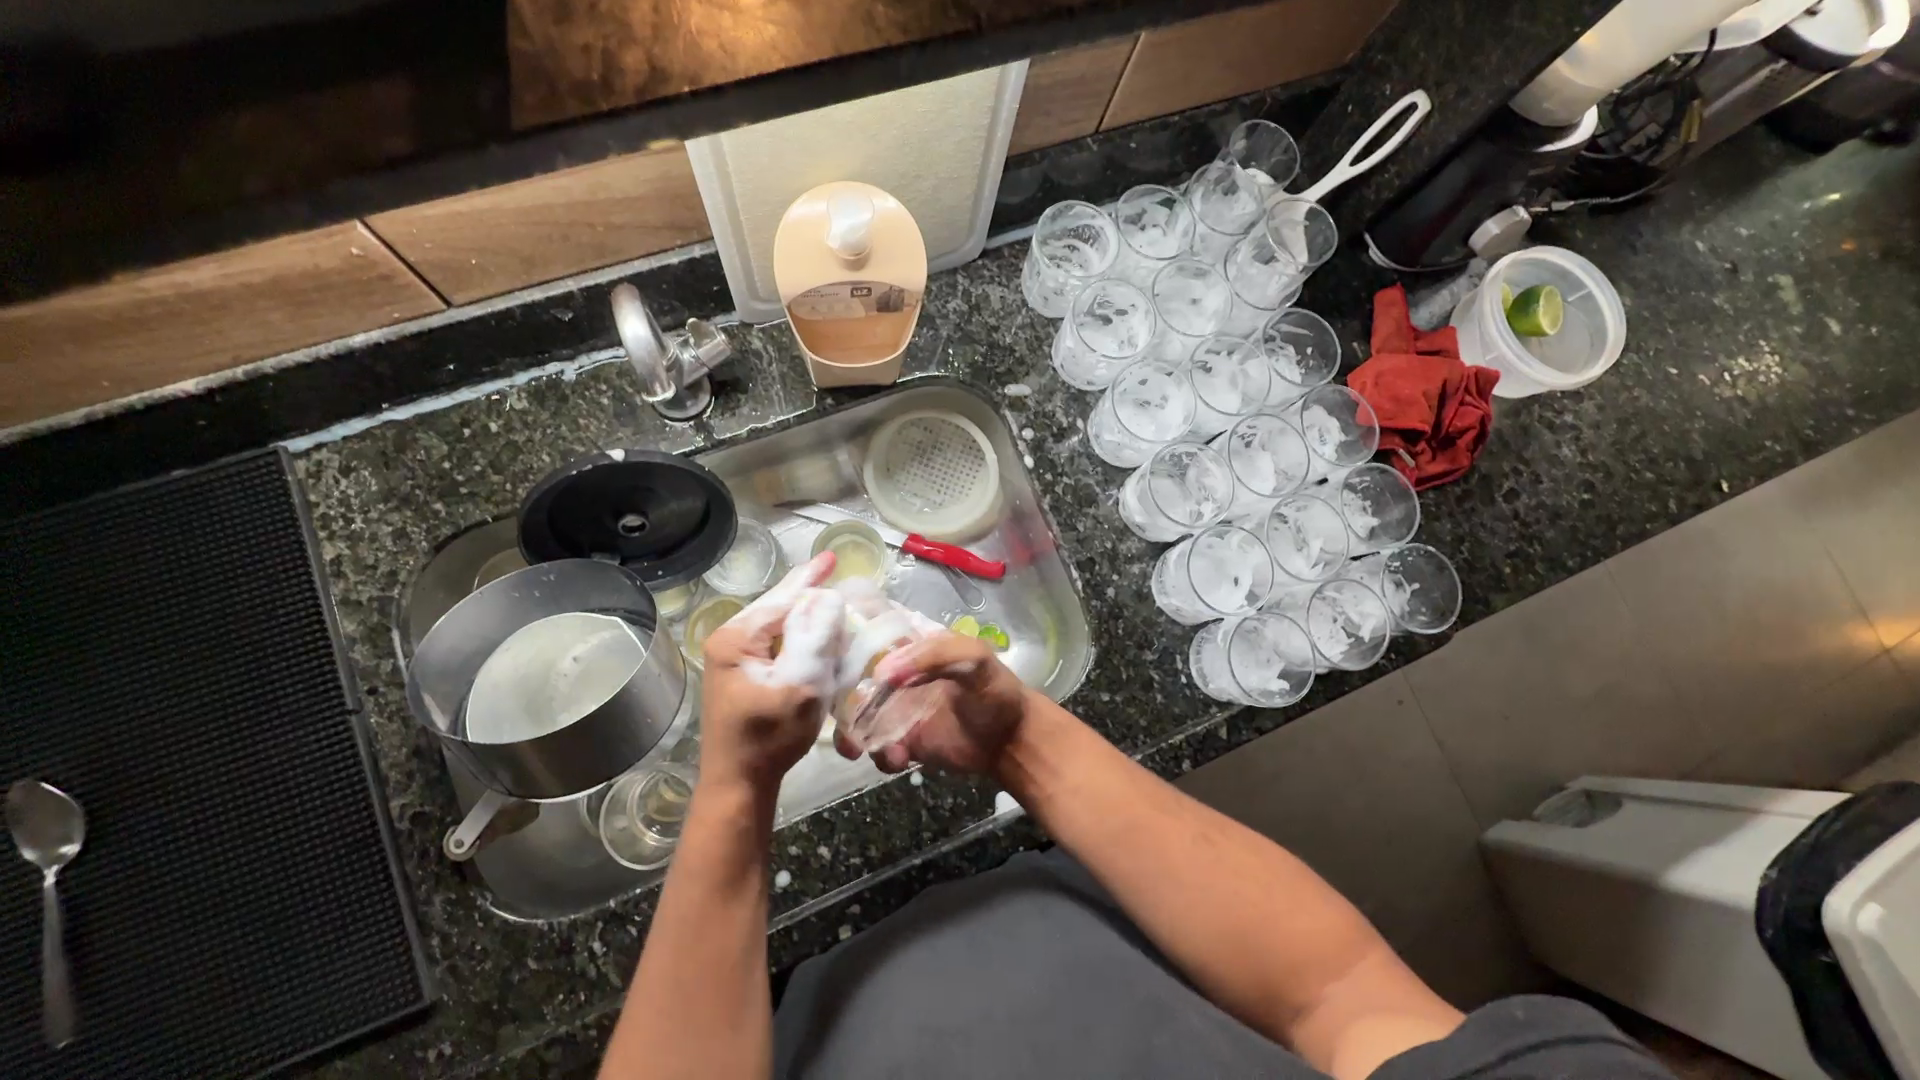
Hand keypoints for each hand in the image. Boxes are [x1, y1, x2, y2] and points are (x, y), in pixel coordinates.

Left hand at [697, 552, 844, 793]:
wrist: (739, 784)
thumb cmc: (769, 737)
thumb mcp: (800, 685)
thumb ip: (815, 637)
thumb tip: (827, 597)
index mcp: (736, 638)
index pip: (783, 598)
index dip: (811, 578)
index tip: (832, 557)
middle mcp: (729, 642)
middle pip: (777, 606)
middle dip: (807, 590)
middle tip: (833, 569)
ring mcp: (733, 661)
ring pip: (778, 626)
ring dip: (805, 614)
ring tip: (830, 595)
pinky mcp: (743, 678)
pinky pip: (777, 645)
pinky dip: (800, 637)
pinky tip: (818, 634)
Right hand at [840, 632, 1033, 775]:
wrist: (1011, 740)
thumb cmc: (995, 690)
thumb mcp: (974, 658)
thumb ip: (934, 655)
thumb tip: (883, 673)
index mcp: (910, 644)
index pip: (866, 631)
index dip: (841, 639)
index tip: (825, 655)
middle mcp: (894, 673)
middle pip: (848, 677)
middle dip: (838, 696)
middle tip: (845, 713)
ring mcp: (893, 708)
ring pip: (853, 715)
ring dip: (852, 733)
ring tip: (863, 748)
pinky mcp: (898, 740)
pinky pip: (873, 747)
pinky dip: (879, 755)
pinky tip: (900, 759)